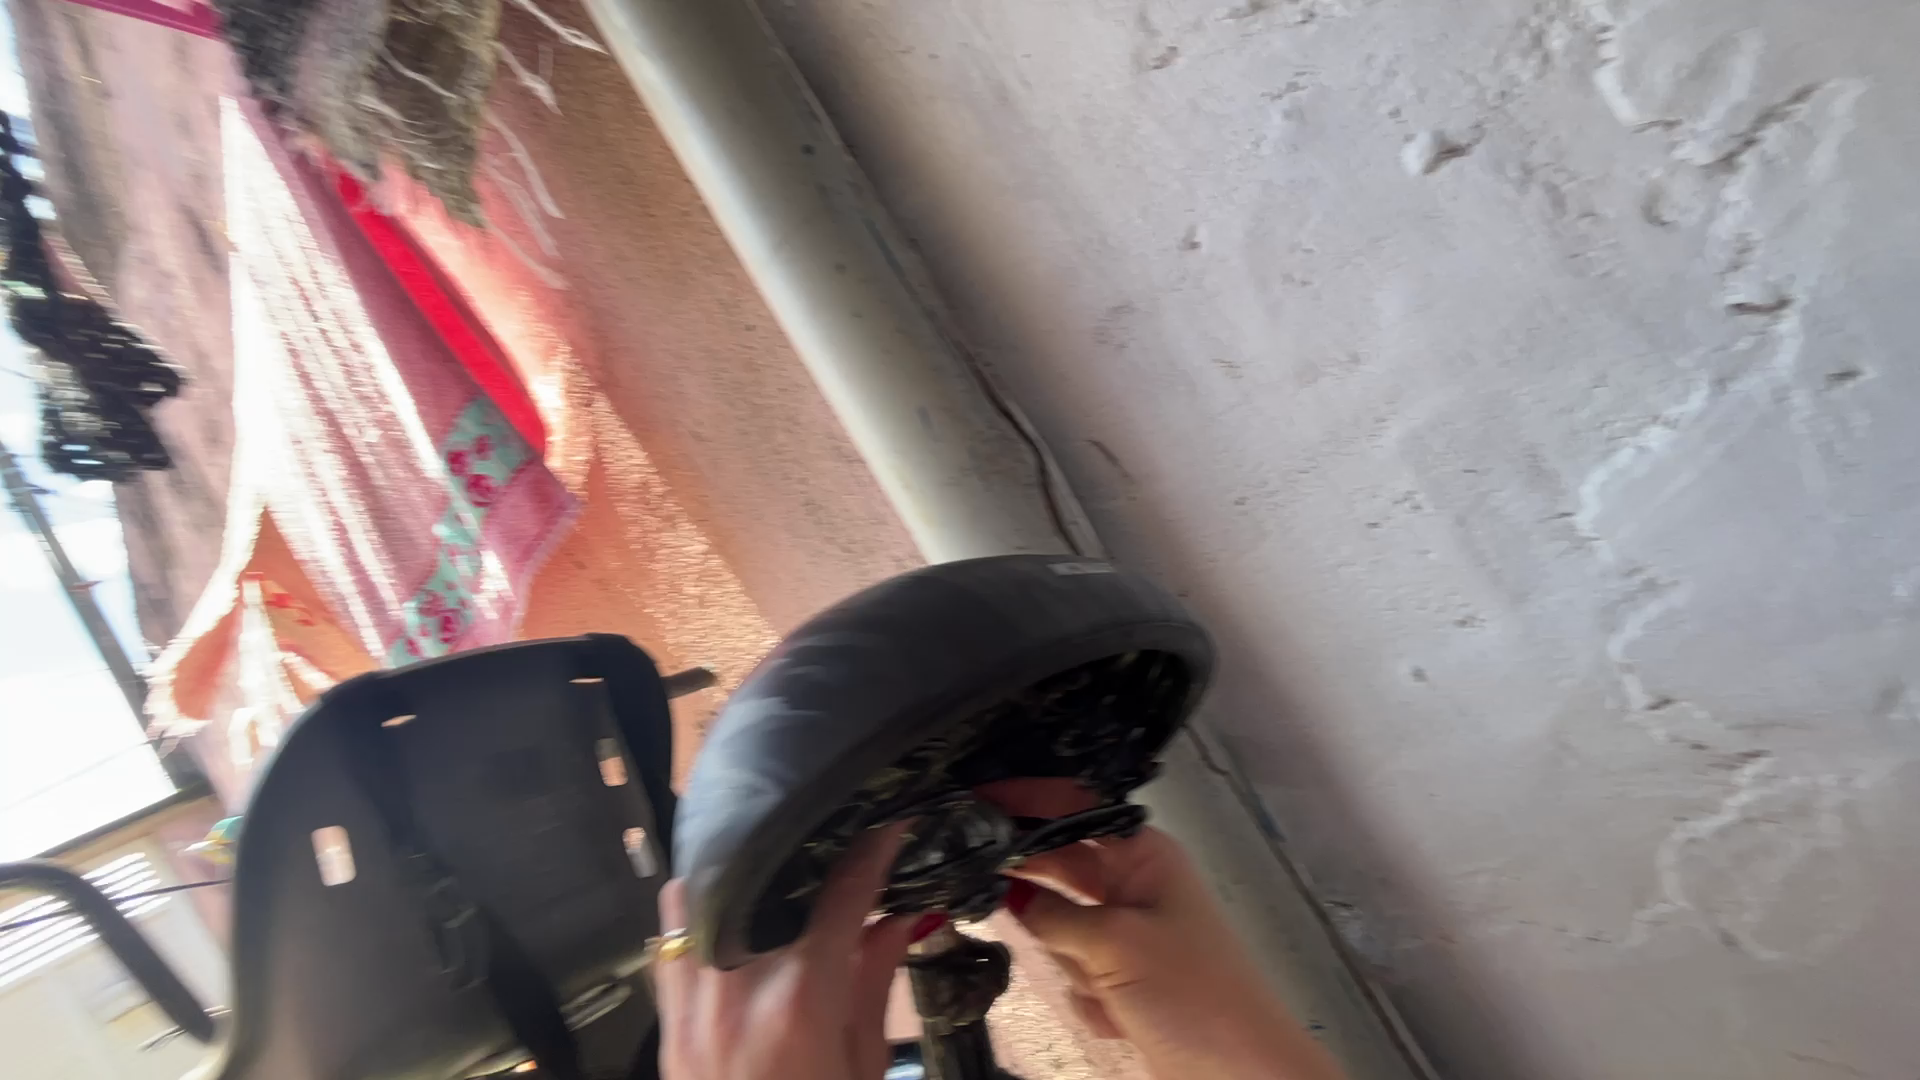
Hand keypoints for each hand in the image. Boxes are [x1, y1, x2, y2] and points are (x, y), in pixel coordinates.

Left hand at [655, 823, 919, 1079]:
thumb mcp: (863, 1064)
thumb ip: (875, 977)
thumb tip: (901, 914)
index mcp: (801, 1000)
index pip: (843, 895)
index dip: (873, 849)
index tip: (889, 822)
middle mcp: (739, 986)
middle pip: (770, 880)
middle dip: (811, 849)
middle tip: (840, 836)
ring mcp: (693, 1000)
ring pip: (703, 892)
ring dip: (745, 869)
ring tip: (781, 860)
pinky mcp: (668, 1019)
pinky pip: (671, 938)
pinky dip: (698, 905)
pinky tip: (730, 899)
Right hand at [987, 783, 1345, 1079]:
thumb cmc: (1189, 993)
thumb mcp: (1112, 946)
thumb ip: (1051, 914)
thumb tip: (1003, 890)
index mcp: (1141, 853)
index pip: (1073, 809)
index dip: (1026, 801)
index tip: (977, 801)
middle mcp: (1133, 882)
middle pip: (1062, 867)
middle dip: (1041, 896)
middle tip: (986, 891)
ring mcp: (1130, 931)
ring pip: (1065, 925)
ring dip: (1077, 963)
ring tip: (1107, 992)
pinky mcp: (1127, 976)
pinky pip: (1081, 969)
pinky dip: (1093, 996)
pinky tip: (1119, 1019)